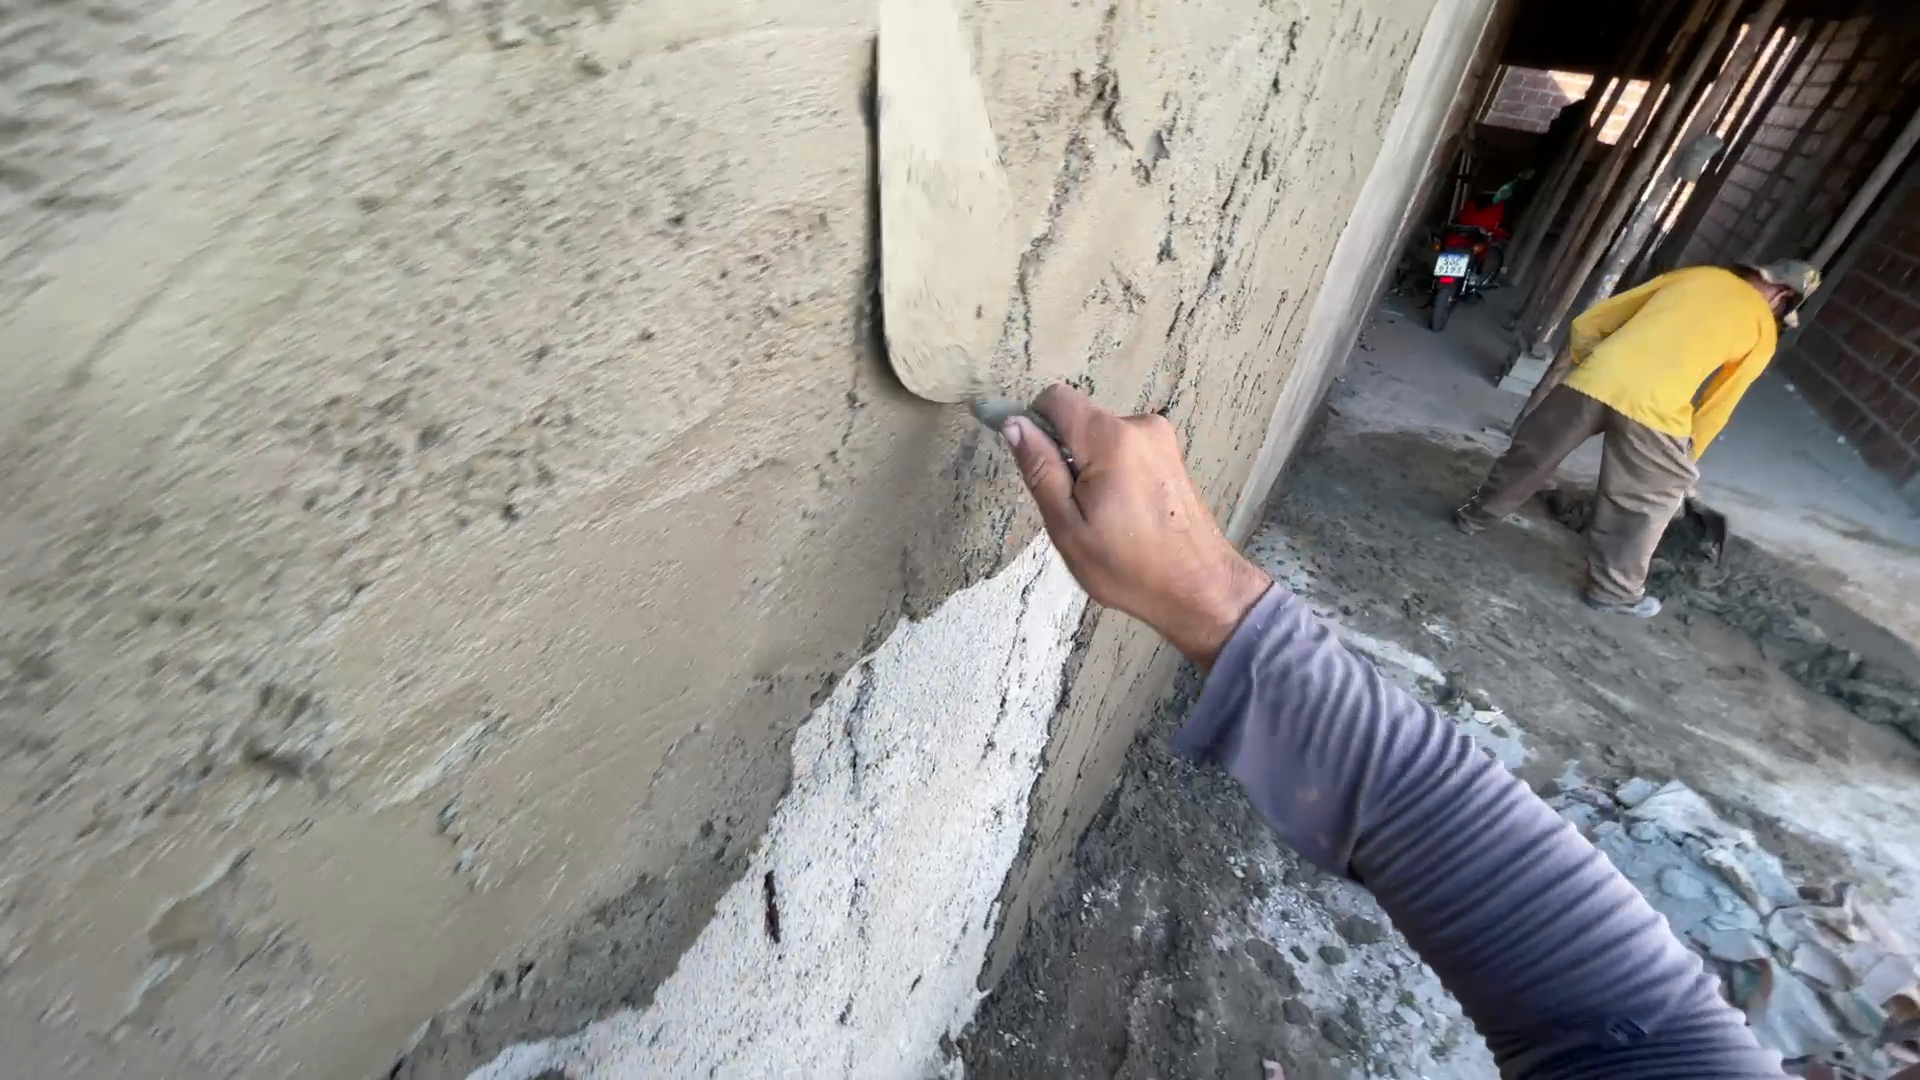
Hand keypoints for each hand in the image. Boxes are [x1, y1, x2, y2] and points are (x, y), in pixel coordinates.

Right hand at [997, 385, 1270, 668]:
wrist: (1199, 588)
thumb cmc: (1126, 567)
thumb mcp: (1068, 526)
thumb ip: (1040, 469)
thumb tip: (1014, 424)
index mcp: (1110, 440)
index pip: (1056, 399)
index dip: (1035, 423)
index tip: (1036, 465)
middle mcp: (1139, 425)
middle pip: (1079, 420)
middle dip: (1065, 455)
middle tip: (1074, 509)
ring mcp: (1161, 438)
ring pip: (1100, 437)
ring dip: (1090, 467)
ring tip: (1104, 517)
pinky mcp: (1171, 453)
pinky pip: (1124, 448)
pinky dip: (1113, 472)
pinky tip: (1125, 513)